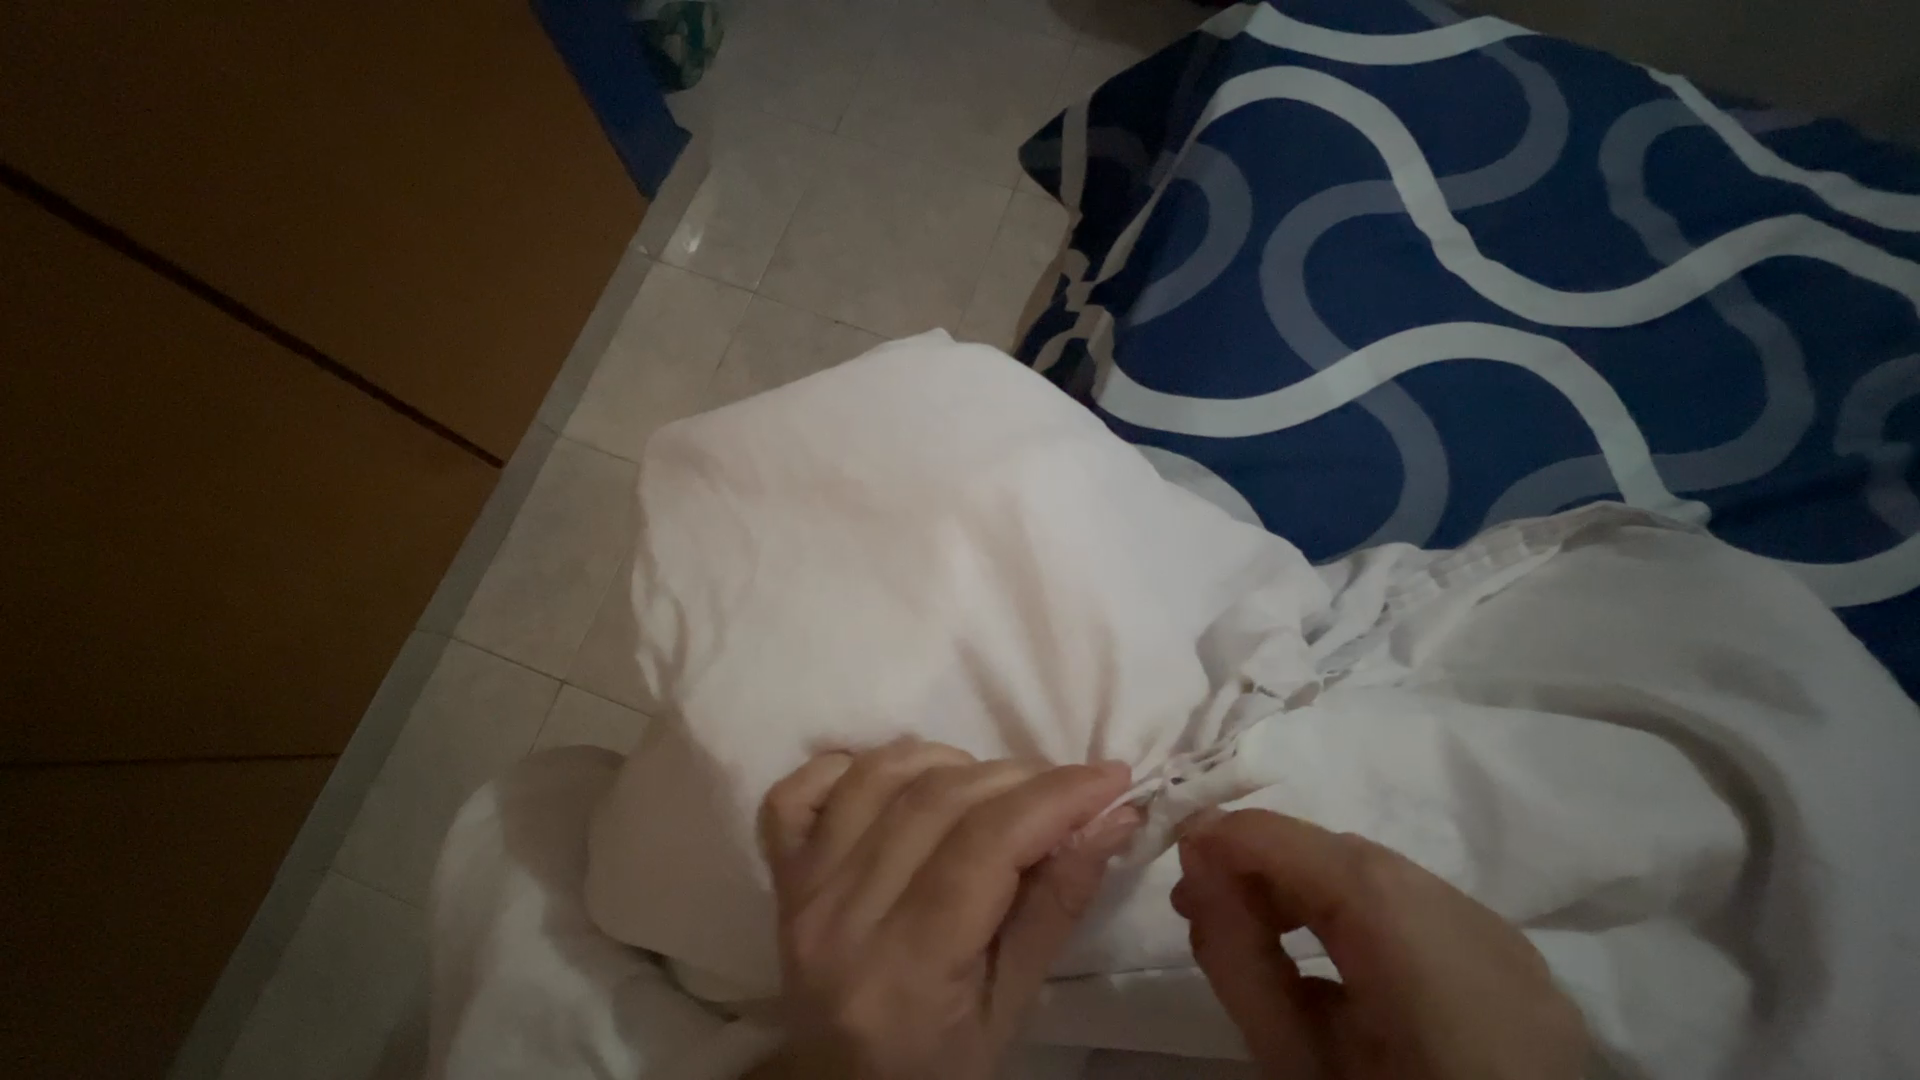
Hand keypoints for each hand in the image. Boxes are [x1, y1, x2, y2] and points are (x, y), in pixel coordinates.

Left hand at [754, 740, 1139, 1079]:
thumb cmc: (938, 1063)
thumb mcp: (1013, 1006)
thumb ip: (1057, 905)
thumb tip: (1112, 816)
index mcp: (906, 971)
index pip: (983, 847)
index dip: (1054, 798)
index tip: (1110, 778)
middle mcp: (842, 918)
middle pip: (936, 801)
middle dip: (1019, 777)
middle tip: (1067, 788)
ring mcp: (803, 888)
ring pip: (879, 776)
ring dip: (951, 761)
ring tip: (995, 786)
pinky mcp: (783, 870)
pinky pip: (803, 787)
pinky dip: (855, 764)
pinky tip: (902, 780)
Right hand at [1173, 809, 1588, 1079]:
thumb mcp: (1301, 1063)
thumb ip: (1240, 958)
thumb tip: (1199, 873)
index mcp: (1410, 926)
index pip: (1299, 843)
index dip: (1227, 836)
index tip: (1174, 851)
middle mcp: (1462, 910)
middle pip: (1338, 856)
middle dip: (1261, 865)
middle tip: (1199, 903)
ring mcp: (1499, 939)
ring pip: (1376, 882)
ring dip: (1304, 891)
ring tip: (1252, 934)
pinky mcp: (1515, 972)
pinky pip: (1413, 917)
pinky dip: (1355, 922)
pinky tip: (1324, 966)